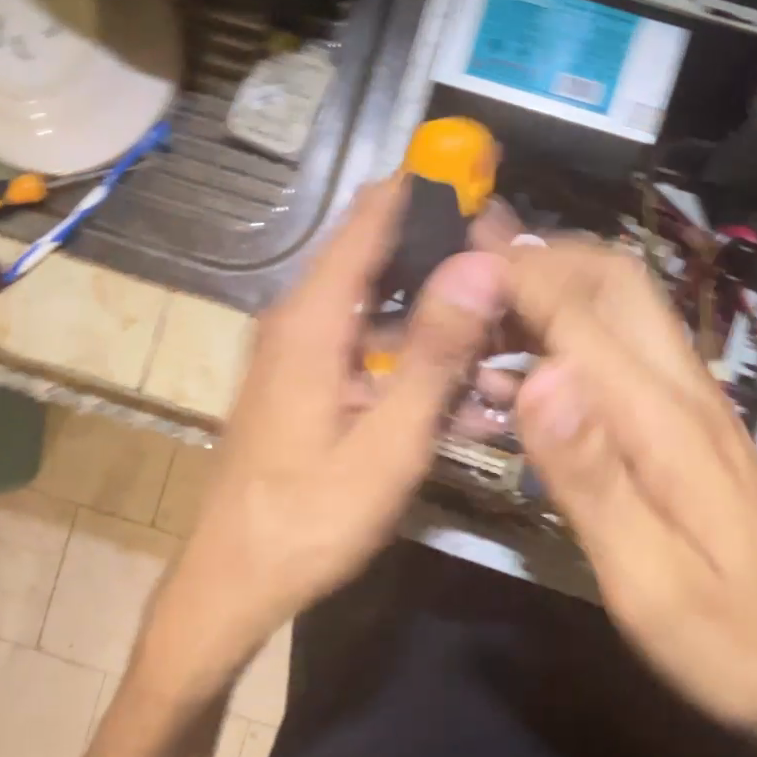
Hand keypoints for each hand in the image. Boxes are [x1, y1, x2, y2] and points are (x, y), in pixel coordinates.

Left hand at [132, 177, 506, 699]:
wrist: (233, 583)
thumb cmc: (308, 520)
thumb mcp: (386, 443)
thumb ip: (433, 354)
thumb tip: (480, 265)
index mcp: (312, 318)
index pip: (372, 215)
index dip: (429, 184)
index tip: (490, 173)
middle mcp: (302, 320)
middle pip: (382, 258)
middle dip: (452, 259)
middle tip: (523, 274)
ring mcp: (303, 355)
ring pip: (384, 311)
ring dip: (444, 320)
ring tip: (511, 336)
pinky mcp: (310, 387)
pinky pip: (371, 353)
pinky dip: (417, 362)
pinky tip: (469, 394)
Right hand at [503, 241, 756, 756]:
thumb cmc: (735, 641)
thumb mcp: (650, 582)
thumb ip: (591, 479)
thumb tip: (539, 379)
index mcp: (664, 422)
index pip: (579, 314)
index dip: (513, 277)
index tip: (446, 268)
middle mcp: (685, 392)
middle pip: (616, 281)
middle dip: (540, 257)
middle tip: (466, 269)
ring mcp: (696, 406)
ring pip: (627, 306)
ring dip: (558, 286)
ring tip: (486, 309)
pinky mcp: (696, 429)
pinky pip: (631, 350)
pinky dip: (577, 331)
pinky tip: (536, 372)